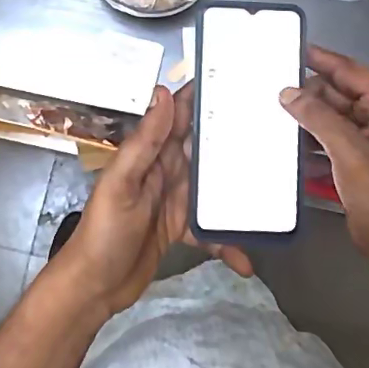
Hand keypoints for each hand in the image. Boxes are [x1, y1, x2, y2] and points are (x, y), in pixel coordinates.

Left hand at [53, 84, 250, 314]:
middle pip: (204, 147)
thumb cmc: (104, 231)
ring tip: (273, 187)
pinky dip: (226, 242)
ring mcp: (176, 200)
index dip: (204, 96)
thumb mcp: (122, 183)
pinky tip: (246, 259)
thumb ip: (144, 141)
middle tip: (274, 127)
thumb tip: (163, 91)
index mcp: (151, 154)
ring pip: (214, 185)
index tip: (238, 80)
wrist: (94, 287)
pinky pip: (211, 230)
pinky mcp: (182, 228)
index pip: (179, 115)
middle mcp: (167, 171)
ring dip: (238, 188)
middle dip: (233, 137)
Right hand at [279, 46, 368, 276]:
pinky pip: (328, 140)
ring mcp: (368, 141)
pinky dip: (309, 139)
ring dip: (304, 117)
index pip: (349, 71)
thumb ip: (318, 119)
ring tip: (268, 109)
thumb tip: (287, 92)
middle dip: (306, 91)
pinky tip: (283, 140)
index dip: (319, 58)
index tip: (286, 48)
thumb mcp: (350, 153)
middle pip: (337, 93)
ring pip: (329, 118)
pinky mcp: (356, 162)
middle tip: (267, 85)